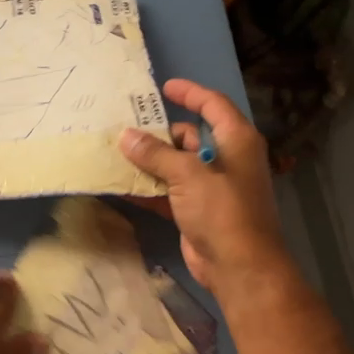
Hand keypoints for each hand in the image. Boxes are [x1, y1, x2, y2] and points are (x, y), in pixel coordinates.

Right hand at [119, 78, 294, 297]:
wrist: (238, 266)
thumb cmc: (222, 211)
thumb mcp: (188, 175)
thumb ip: (155, 154)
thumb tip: (126, 136)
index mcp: (236, 141)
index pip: (213, 105)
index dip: (190, 93)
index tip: (164, 88)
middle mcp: (227, 159)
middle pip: (190, 136)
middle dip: (159, 134)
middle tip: (124, 128)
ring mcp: (211, 187)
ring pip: (176, 165)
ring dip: (149, 162)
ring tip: (115, 154)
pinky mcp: (197, 211)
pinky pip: (168, 191)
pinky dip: (148, 188)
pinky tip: (121, 186)